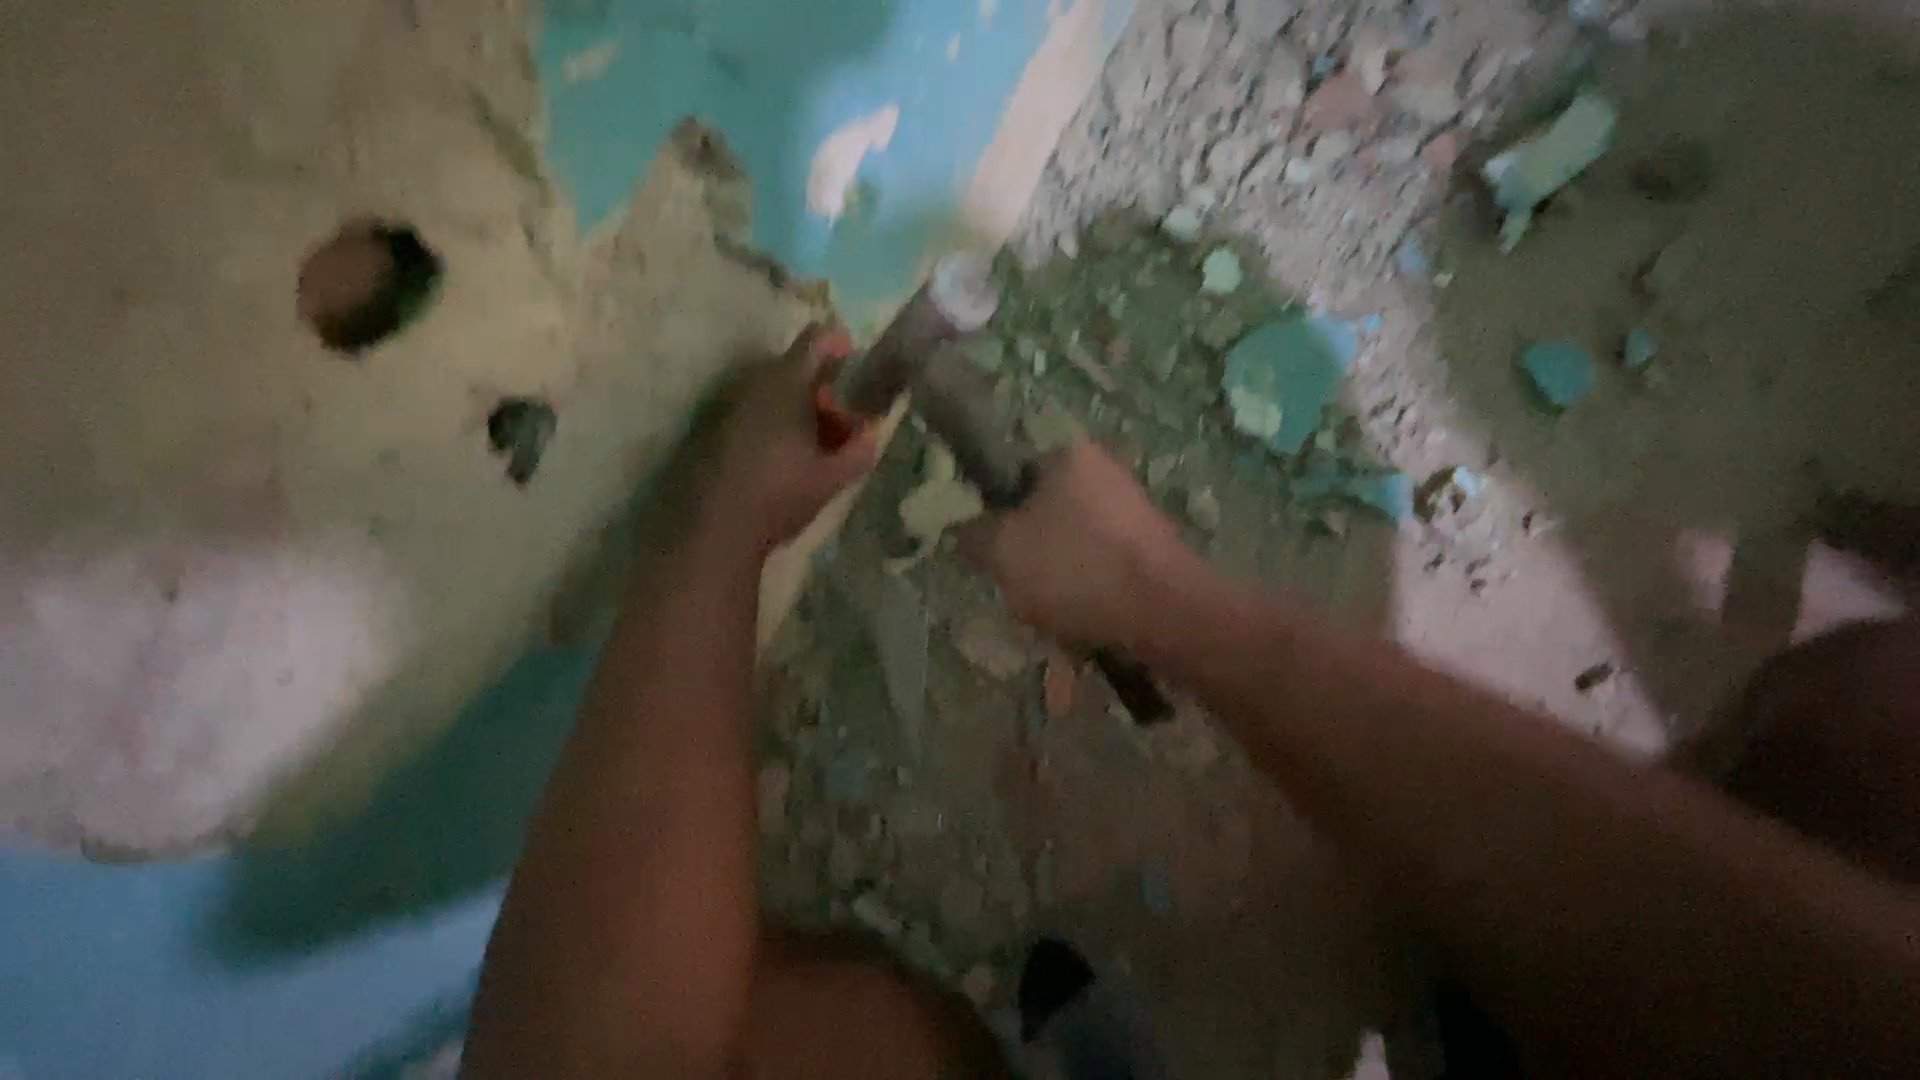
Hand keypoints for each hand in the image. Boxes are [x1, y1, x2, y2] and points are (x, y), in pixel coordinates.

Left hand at [702, 325, 879, 554]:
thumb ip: (859, 450)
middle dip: (822, 390)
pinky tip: (785, 458)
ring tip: (816, 447)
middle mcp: (754, 385)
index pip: (815, 341)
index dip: (837, 343)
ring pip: (772, 392)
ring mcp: (729, 406)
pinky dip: (775, 423)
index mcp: (786, 385)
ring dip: (798, 409)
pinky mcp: (713, 429)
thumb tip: (871, 433)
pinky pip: (753, 411)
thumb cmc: (781, 495)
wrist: (716, 529)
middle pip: (794, 369)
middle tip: (842, 424)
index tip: (852, 354)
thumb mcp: (833, 477)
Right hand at [957, 440, 1198, 645]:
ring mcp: (1132, 509)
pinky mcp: (1151, 547)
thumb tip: (965, 529)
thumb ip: (971, 534)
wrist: (1165, 612)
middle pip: (1039, 513)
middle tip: (1019, 586)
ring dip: (1053, 577)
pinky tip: (1083, 619)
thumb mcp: (1000, 550)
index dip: (991, 514)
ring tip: (1053, 611)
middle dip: (1025, 553)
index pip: (1009, 474)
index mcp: (1067, 454)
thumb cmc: (1074, 568)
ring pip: (1068, 545)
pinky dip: (1086, 591)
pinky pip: (1099, 566)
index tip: (990, 552)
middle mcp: (1104, 470)